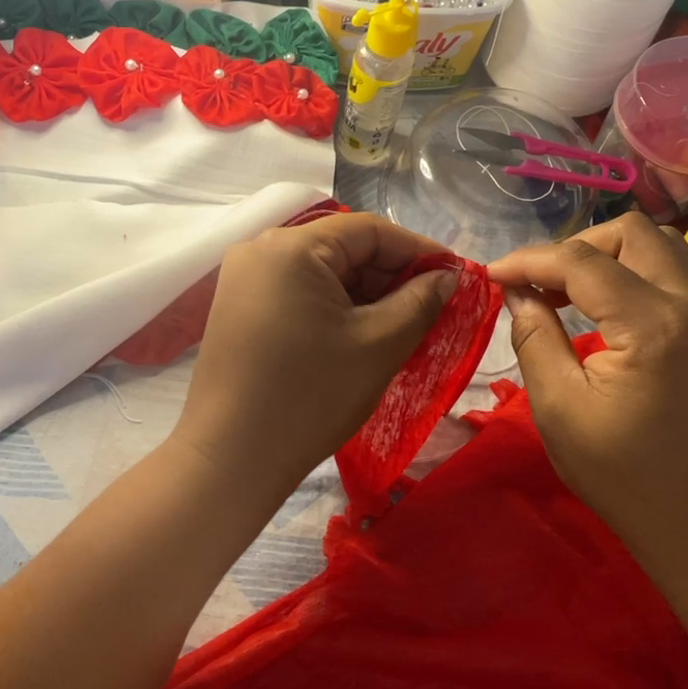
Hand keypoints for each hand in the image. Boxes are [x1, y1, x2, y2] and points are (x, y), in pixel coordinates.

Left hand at [174, 214, 455, 492]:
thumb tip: (447, 278)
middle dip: (390, 276)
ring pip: (321, 273)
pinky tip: (362, 335)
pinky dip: (334, 308)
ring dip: (365, 295)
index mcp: (291, 247)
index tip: (456, 275)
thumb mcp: (379, 344)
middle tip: (433, 307)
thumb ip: (420, 301)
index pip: (369, 230)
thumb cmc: (311, 396)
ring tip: (403, 325)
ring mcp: (244, 281)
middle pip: (342, 248)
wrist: (231, 458)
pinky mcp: (238, 310)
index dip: (418, 251)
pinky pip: (298, 293)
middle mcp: (261, 250)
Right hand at [488, 214, 687, 539]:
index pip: (583, 262)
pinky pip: (677, 272)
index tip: (493, 275)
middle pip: (632, 232)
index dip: (531, 261)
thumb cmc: (622, 474)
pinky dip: (636, 272)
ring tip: (570, 292)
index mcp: (653, 325)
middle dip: (576, 247)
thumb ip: (534, 337)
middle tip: (538, 284)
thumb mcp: (559, 408)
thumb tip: (518, 292)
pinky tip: (606, 308)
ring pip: (662, 244)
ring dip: (610, 254)